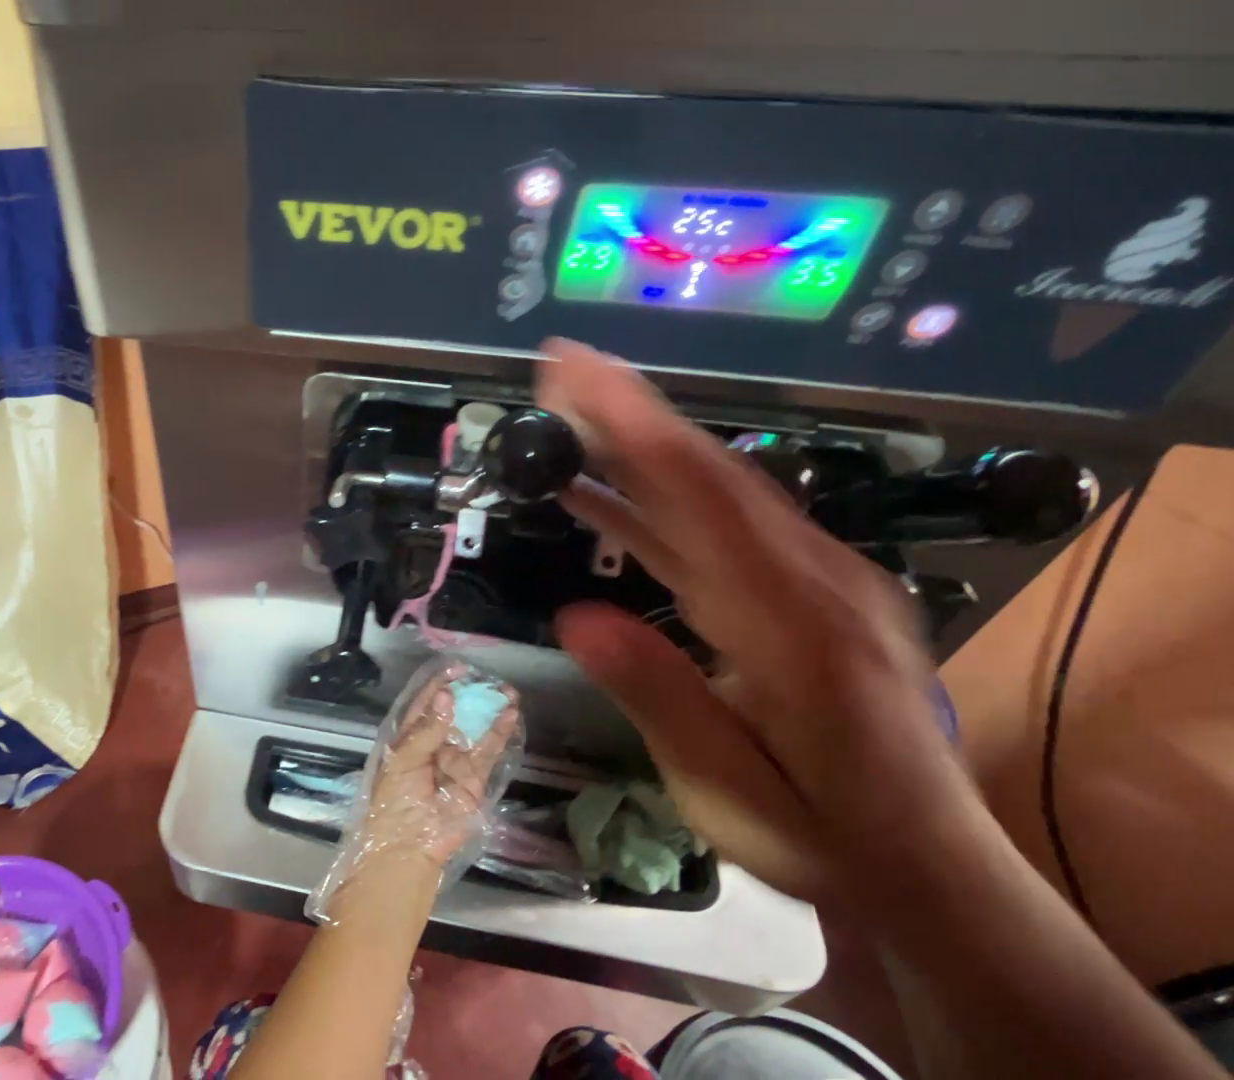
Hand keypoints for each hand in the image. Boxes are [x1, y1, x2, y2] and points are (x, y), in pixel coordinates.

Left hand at [358, 664, 519, 868]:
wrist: (409, 847)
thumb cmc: (395, 802)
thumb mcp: (403, 761)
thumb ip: (427, 730)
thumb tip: (447, 697)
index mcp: (408, 740)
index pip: (425, 706)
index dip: (439, 686)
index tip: (456, 669)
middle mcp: (433, 747)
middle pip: (453, 715)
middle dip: (469, 695)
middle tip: (484, 678)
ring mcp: (455, 763)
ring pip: (474, 730)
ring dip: (489, 711)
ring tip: (505, 690)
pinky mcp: (474, 779)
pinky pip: (488, 751)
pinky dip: (499, 733)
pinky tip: (510, 714)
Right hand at [537, 339, 972, 899]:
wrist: (927, 862)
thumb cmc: (819, 834)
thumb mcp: (725, 789)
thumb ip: (659, 698)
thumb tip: (574, 616)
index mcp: (797, 629)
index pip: (706, 504)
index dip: (636, 431)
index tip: (575, 376)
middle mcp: (821, 582)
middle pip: (718, 477)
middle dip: (635, 414)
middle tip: (560, 368)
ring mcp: (826, 580)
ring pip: (726, 494)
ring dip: (648, 447)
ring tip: (573, 413)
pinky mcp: (818, 589)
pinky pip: (735, 526)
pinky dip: (670, 498)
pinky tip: (615, 493)